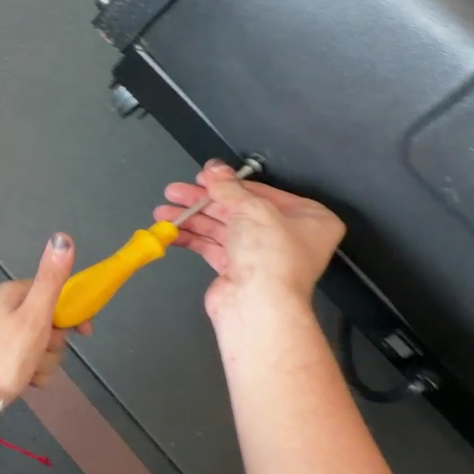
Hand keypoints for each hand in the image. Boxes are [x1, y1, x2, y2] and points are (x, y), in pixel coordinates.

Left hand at [0, 233, 88, 402]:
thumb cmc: (6, 354)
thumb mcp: (34, 315)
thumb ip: (52, 279)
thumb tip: (63, 236)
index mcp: (12, 293)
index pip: (55, 293)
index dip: (73, 314)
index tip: (85, 333)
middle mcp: (5, 308)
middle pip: (50, 322)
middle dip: (54, 344)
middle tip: (40, 351)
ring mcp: (1, 333)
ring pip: (43, 345)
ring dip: (44, 362)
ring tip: (29, 370)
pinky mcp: (0, 356)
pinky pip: (30, 361)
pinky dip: (33, 372)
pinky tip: (25, 380)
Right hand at [153, 160, 344, 324]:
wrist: (257, 305)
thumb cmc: (272, 259)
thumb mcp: (252, 209)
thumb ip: (229, 187)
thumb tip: (215, 168)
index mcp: (308, 218)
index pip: (262, 192)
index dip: (229, 183)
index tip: (204, 177)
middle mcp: (287, 236)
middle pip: (237, 209)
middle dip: (202, 201)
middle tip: (176, 193)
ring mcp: (261, 254)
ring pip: (221, 228)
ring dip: (191, 219)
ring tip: (164, 213)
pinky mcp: (237, 269)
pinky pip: (212, 247)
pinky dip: (192, 238)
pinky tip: (173, 232)